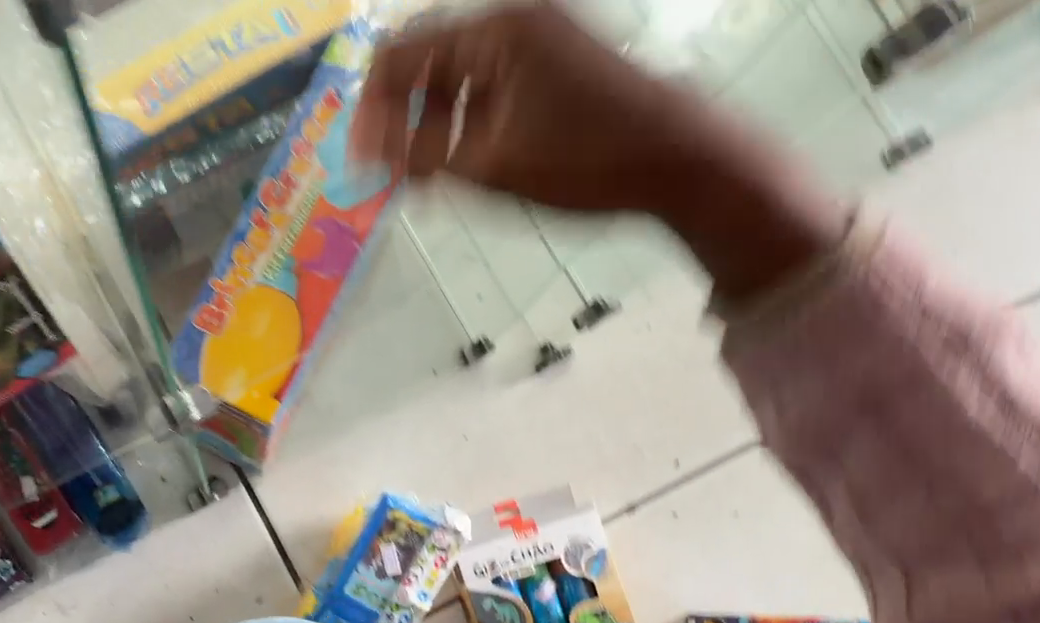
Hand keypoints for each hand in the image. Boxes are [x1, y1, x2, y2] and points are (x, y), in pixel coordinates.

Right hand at [350, 2, 847, 303]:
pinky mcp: (553, 66)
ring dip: (431, 128)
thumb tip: (365, 149)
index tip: (359, 161)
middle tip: (391, 177)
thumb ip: (419, 153)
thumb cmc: (585, 160)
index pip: (400, 54)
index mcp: (495, 32)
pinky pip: (487, 91)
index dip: (370, 109)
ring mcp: (537, 42)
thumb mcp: (490, 163)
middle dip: (400, 120)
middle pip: (426, 64)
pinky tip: (463, 166)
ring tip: (427, 182)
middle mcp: (513, 22)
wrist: (680, 158)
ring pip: (456, 81)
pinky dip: (465, 126)